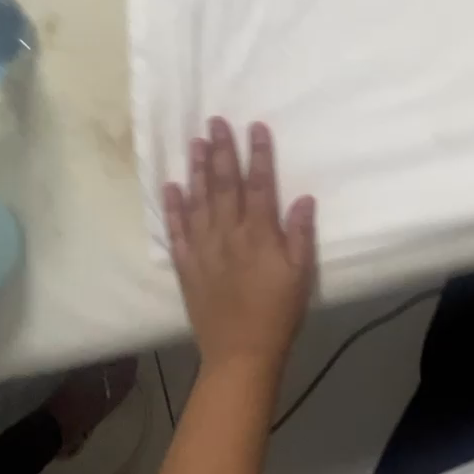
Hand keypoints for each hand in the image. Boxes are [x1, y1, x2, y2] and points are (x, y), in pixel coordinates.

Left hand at [161, 118, 316, 375]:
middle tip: (215, 122)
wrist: (241, 352)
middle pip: (224, 185)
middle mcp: (228, 235)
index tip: (255, 127)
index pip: (259, 185)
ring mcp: (203, 249)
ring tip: (195, 142)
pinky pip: (177, 231)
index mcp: (259, 234)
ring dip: (198, 170)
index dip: (258, 154)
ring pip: (199, 201)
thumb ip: (299, 234)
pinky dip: (173, 207)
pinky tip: (171, 186)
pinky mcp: (187, 266)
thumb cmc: (279, 311)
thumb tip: (301, 198)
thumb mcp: (301, 273)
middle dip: (222, 151)